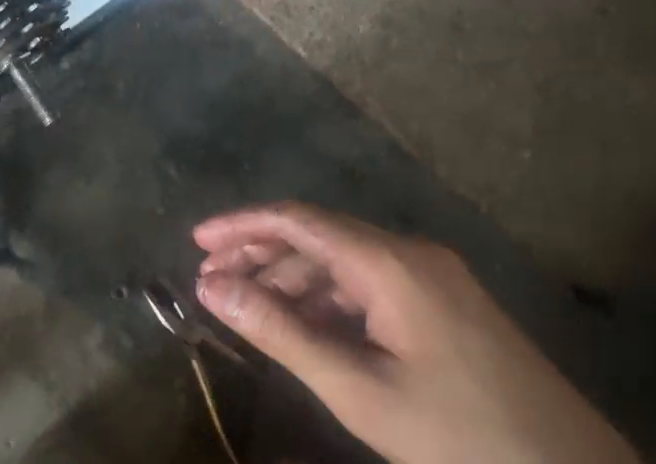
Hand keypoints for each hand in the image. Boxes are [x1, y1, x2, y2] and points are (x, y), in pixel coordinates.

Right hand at [192, 202, 638, 463]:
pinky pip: (373, 284)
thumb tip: (209, 288)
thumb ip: (279, 332)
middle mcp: (413, 254)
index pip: (298, 220)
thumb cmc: (459, 434)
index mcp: (391, 263)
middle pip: (319, 236)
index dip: (241, 226)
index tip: (196, 244)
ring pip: (345, 261)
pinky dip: (330, 298)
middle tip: (212, 281)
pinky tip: (306, 326)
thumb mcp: (358, 389)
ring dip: (292, 279)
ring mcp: (437, 279)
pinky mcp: (451, 306)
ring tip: (250, 308)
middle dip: (261, 254)